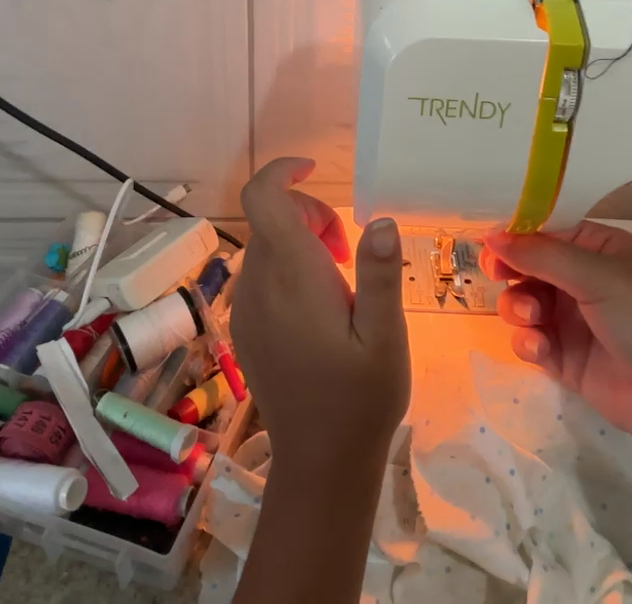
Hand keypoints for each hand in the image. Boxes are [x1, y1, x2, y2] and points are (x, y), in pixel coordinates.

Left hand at [233, 158, 409, 470]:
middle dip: (311, 216)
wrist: (320, 460)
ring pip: (266, 247)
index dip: (281, 171)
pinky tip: (319, 307)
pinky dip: (288, 269)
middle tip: (349, 253)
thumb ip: (381, 274)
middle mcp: (258, 285)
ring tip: (341, 283)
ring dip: (301, 244)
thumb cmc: (361, 398)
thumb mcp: (386, 336)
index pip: (263, 198)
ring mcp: (246, 308)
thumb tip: (380, 219)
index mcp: (292, 278)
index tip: (315, 169)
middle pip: (271, 220)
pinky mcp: (245, 328)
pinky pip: (261, 276)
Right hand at [483, 221, 631, 446]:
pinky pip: (532, 341)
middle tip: (498, 276)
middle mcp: (586, 281)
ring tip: (532, 319)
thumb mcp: (598, 275)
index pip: (548, 233)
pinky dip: (528, 341)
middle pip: (530, 267)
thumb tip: (491, 235)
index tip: (490, 246)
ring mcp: (575, 321)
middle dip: (514, 273)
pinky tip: (538, 348)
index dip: (517, 237)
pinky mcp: (567, 359)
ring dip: (519, 307)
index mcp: (601, 250)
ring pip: (525, 303)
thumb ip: (541, 255)